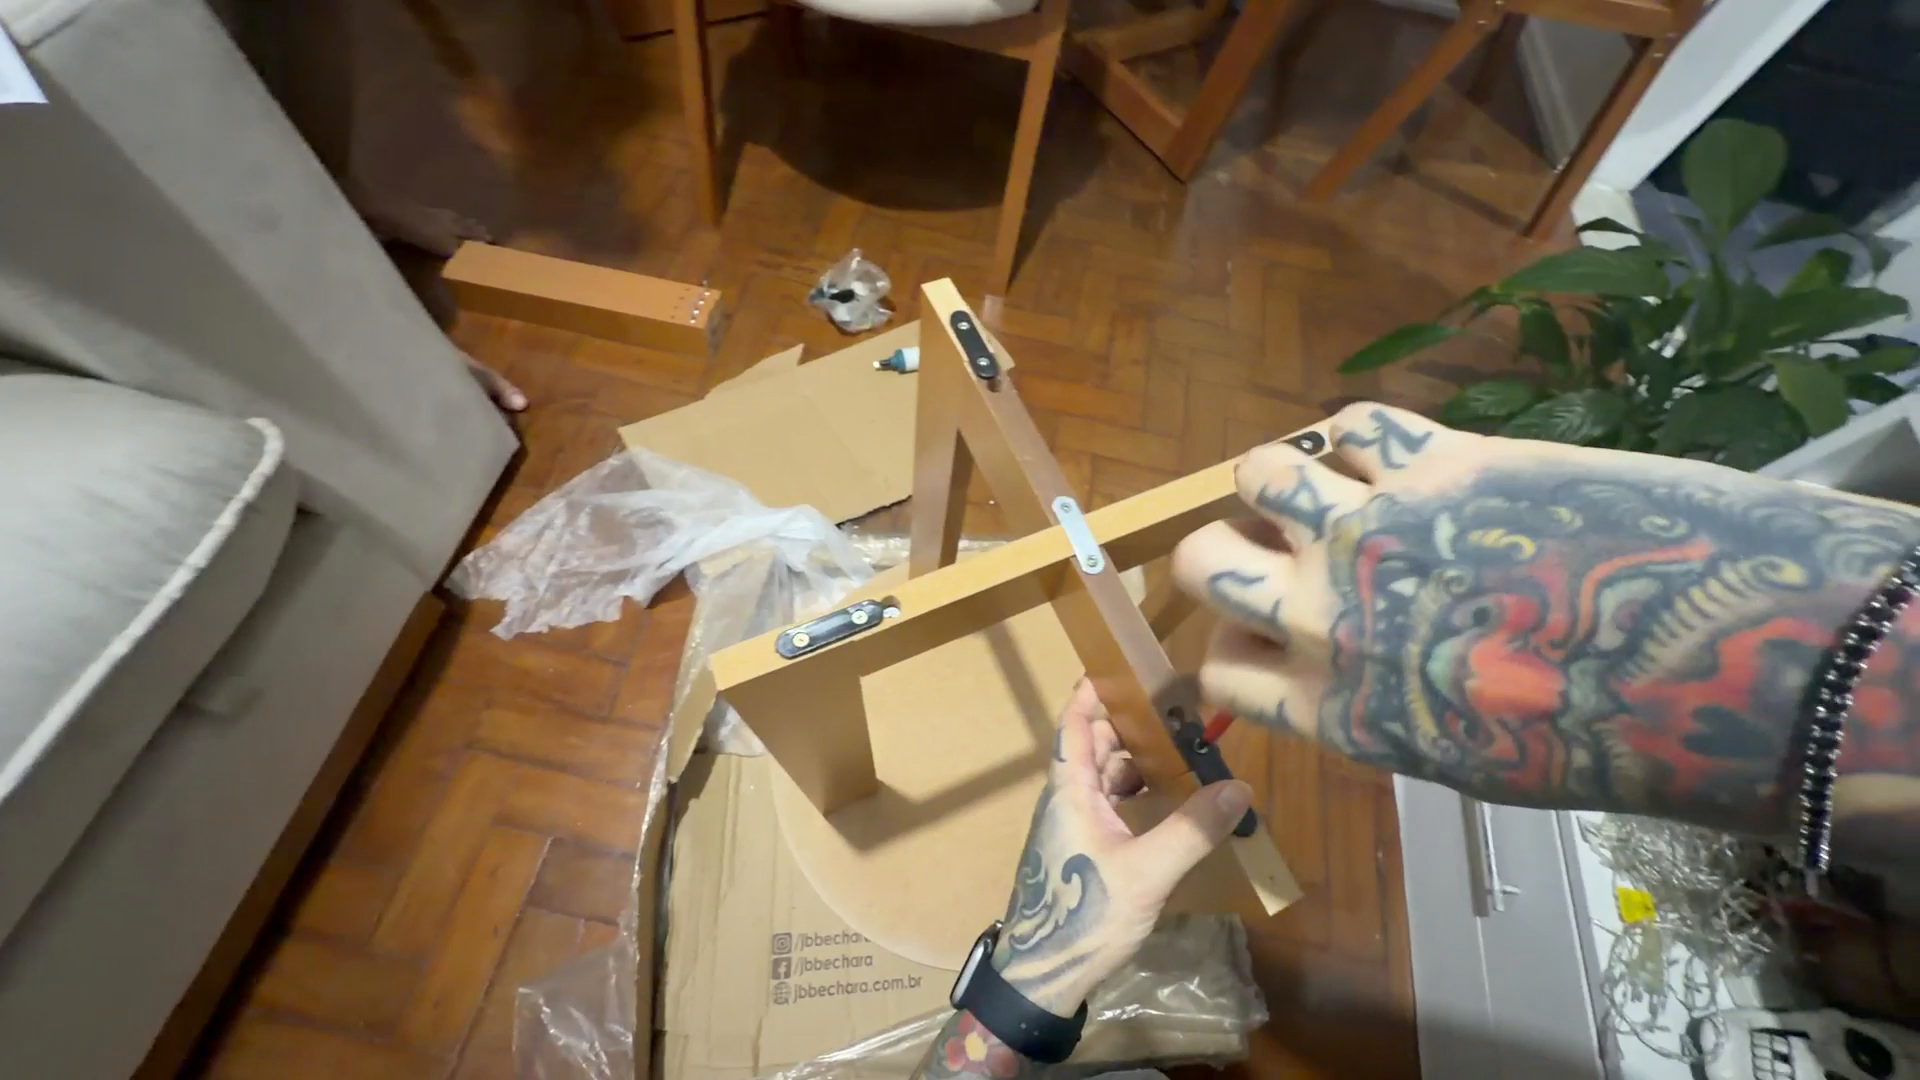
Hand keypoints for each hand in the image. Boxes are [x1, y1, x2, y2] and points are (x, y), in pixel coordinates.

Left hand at [991, 679, 1251, 1013]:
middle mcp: (1068, 796)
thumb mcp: (1145, 873)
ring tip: (1182, 752)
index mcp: (1069, 787)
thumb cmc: (1082, 911)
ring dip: (1137, 761)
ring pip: (1105, 776)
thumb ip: (1191, 830)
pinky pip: (1110, 804)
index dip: (1094, 692)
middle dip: (1130, 725)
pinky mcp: (1083, 846)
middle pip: (1094, 745)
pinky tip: (1168, 801)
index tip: (1126, 668)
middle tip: (1176, 713)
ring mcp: (1074, 822)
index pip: (1074, 722)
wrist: (1042, 973)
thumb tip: (1239, 787)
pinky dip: (1136, 794)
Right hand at [1171, 402, 1919, 838]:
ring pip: (1257, 473)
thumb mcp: (1450, 757)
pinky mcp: (1438, 466)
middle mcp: (1327, 617)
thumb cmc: (1601, 739)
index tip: (1254, 631)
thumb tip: (1307, 655)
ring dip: (1277, 480)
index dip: (1225, 643)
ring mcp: (1374, 534)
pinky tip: (1385, 452)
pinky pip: (1351, 421)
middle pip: (1200, 560)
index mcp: (1333, 705)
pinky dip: (1357, 432)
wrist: (1744, 671)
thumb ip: (1354, 706)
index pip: (1216, 666)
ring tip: (1318, 487)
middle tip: (1260, 549)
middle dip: (1216, 553)